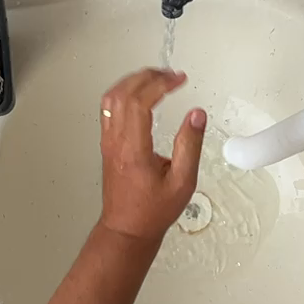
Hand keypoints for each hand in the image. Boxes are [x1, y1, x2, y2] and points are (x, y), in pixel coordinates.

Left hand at [97, 68, 205, 240]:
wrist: (127, 228)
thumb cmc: (153, 210)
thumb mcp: (183, 182)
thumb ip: (190, 145)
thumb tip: (197, 115)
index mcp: (134, 150)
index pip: (140, 103)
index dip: (160, 84)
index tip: (179, 80)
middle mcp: (116, 141)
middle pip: (123, 93)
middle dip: (149, 76)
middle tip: (171, 75)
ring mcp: (108, 140)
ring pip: (112, 97)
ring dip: (134, 80)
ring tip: (158, 78)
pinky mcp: (107, 142)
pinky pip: (108, 107)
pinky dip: (124, 90)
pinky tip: (140, 91)